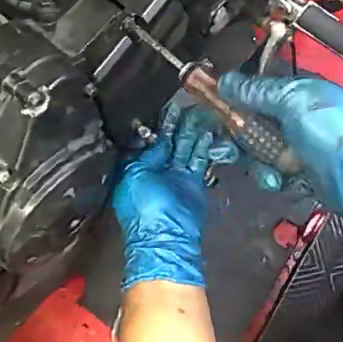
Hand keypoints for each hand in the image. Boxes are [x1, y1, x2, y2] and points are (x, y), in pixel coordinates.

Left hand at [111, 102, 238, 288]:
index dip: (157, 125)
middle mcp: (158, 171)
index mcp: (137, 169)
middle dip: (177, 125)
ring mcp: (177, 176)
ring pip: (186, 147)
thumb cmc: (144, 208)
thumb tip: (159, 139)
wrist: (167, 236)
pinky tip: (207, 132)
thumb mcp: (135, 174)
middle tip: (185, 105)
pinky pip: (199, 159)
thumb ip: (148, 154)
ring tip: (199, 113)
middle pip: (169, 142)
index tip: (165, 108)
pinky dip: (203, 146)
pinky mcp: (194, 182)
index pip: (149, 142)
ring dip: (191, 131)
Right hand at [218, 73, 342, 251]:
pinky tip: (283, 180)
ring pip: (259, 152)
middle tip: (234, 146)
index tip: (212, 108)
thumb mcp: (296, 103)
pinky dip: (275, 179)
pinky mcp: (303, 174)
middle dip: (240, 136)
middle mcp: (296, 117)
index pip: (253, 90)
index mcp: (296, 92)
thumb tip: (227, 80)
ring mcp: (299, 146)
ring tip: (273, 168)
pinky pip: (274, 174)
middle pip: (251, 123)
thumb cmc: (341, 134)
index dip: (231, 99)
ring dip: (259, 162)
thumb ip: (259, 91)